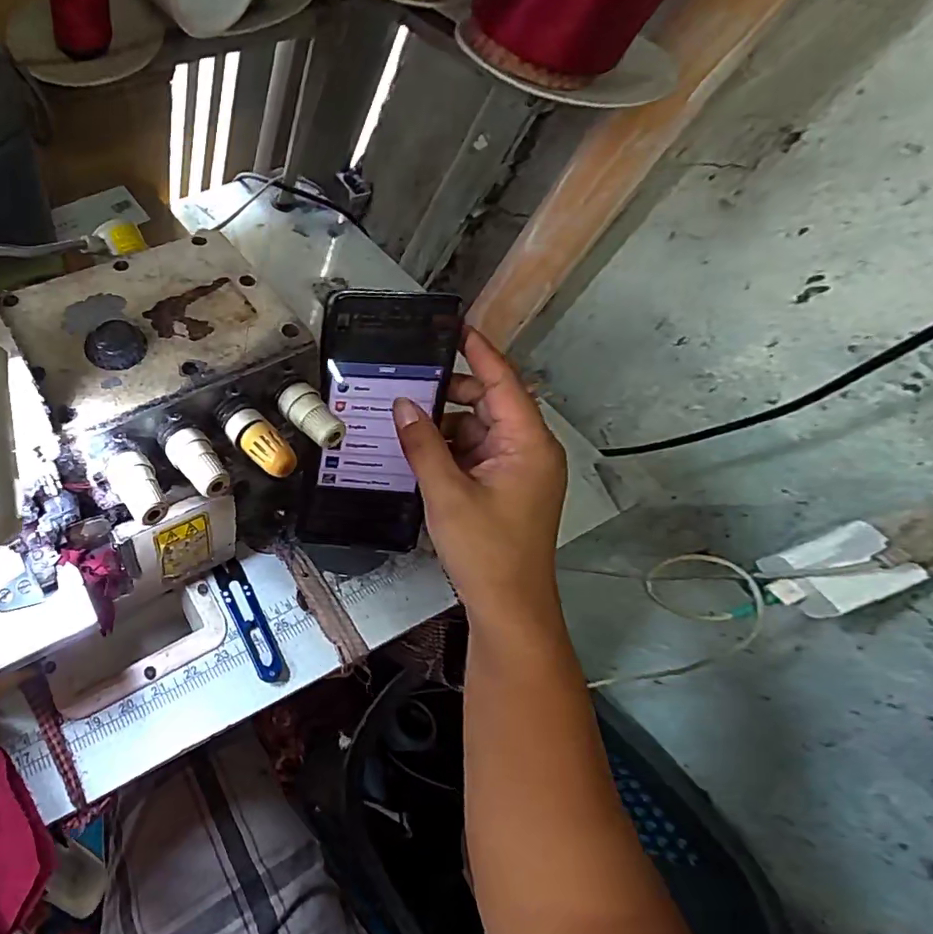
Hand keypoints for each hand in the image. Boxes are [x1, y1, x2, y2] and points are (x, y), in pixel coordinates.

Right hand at [393, 326, 567, 626]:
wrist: (507, 604)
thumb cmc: (488, 552)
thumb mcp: (446, 493)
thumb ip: (422, 445)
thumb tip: (403, 406)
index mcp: (528, 445)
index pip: (504, 383)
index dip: (480, 353)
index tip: (457, 329)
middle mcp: (529, 451)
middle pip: (488, 403)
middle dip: (450, 394)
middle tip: (409, 386)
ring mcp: (517, 470)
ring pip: (477, 429)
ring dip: (443, 426)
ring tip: (404, 424)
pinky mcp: (504, 487)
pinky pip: (474, 453)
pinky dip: (448, 449)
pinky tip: (418, 453)